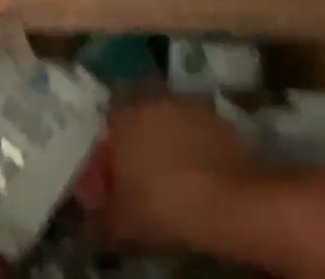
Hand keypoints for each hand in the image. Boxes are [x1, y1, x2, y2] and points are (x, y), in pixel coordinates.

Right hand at [98, 95, 256, 249]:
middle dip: (135, 146)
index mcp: (122, 117)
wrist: (233, 204)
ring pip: (167, 124)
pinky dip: (193, 149)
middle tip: (139, 180)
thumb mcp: (121, 223)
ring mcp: (189, 106)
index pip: (104, 130)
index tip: (110, 185)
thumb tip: (92, 218)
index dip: (105, 160)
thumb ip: (98, 216)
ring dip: (165, 144)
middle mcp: (153, 100)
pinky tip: (197, 176)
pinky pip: (195, 133)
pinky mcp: (219, 119)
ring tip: (170, 178)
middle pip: (136, 121)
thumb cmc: (165, 205)